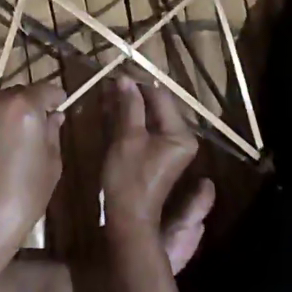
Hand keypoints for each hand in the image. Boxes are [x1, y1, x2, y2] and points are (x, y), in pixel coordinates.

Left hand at [0, 81, 64, 260]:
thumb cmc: (23, 196)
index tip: (59, 105)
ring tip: (1, 142)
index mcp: (24, 107)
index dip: (55, 97)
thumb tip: (52, 118)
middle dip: (24, 106)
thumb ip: (52, 133)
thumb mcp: (51, 164)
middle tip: (30, 128)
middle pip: (13, 95)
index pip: (45, 89)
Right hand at [100, 78, 205, 247]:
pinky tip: (114, 113)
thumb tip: (125, 79)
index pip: (162, 98)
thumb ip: (129, 106)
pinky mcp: (161, 155)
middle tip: (110, 84)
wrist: (127, 218)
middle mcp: (182, 138)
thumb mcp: (127, 138)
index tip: (118, 73)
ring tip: (108, 95)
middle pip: (159, 107)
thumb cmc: (128, 178)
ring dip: (131, 107)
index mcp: (181, 133)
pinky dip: (133, 121)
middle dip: (134, 96)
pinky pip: (149, 130)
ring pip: (152, 118)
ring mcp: (173, 147)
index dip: (140, 85)